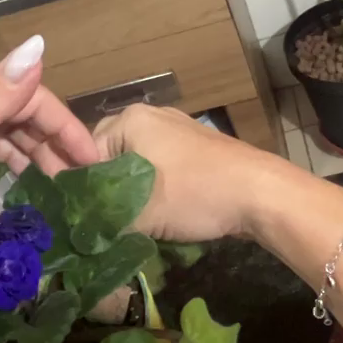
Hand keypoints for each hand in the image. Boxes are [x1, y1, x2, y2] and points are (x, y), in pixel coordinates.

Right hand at [91, 104, 303, 243]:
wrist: (261, 192)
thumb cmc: (196, 193)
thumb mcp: (141, 213)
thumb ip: (103, 217)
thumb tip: (81, 227)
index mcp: (129, 120)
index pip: (82, 153)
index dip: (81, 189)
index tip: (86, 218)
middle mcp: (149, 115)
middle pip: (108, 154)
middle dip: (106, 187)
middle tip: (108, 220)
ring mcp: (174, 127)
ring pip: (134, 160)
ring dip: (130, 188)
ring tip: (133, 218)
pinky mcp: (193, 143)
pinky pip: (158, 161)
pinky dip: (153, 183)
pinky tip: (158, 208)